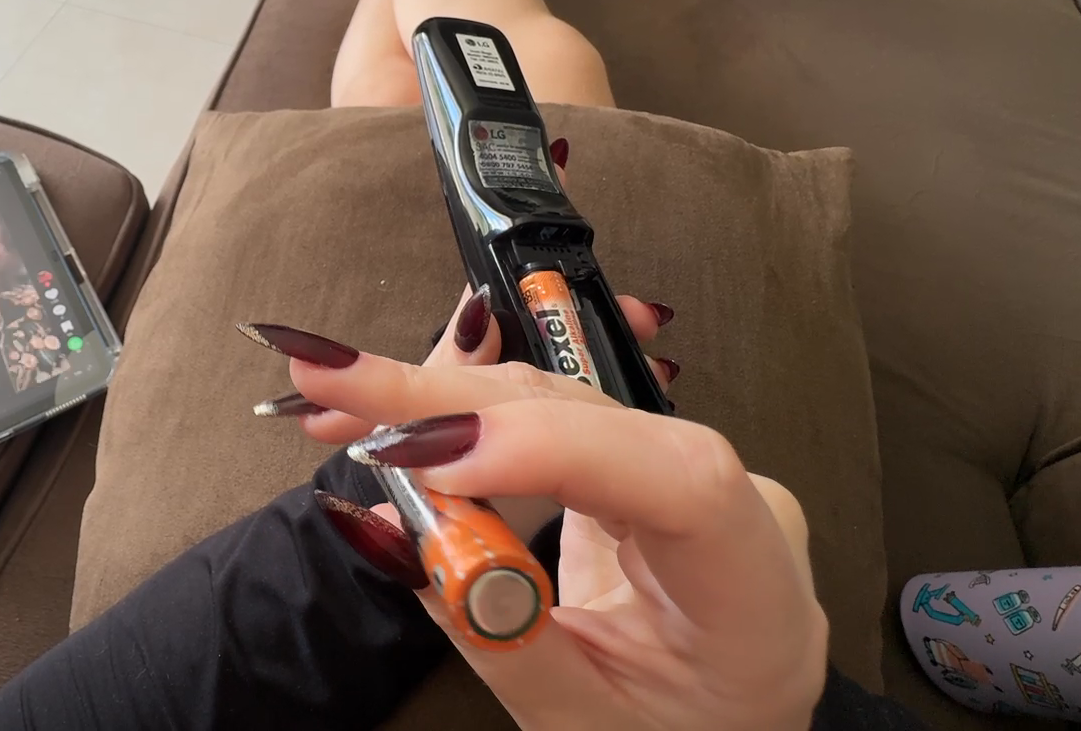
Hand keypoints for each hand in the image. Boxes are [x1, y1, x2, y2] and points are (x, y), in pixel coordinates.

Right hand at [250, 289, 827, 730]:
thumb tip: (382, 527)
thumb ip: (489, 629)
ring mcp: (663, 456)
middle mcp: (720, 494)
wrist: (712, 718)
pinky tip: (379, 417)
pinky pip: (521, 411)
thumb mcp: (577, 718)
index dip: (546, 447)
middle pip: (577, 411)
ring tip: (328, 401)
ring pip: (536, 395)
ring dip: (422, 399)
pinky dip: (443, 415)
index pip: (677, 477)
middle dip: (440, 399)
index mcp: (752, 587)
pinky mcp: (613, 446)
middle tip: (329, 383)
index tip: (427, 461)